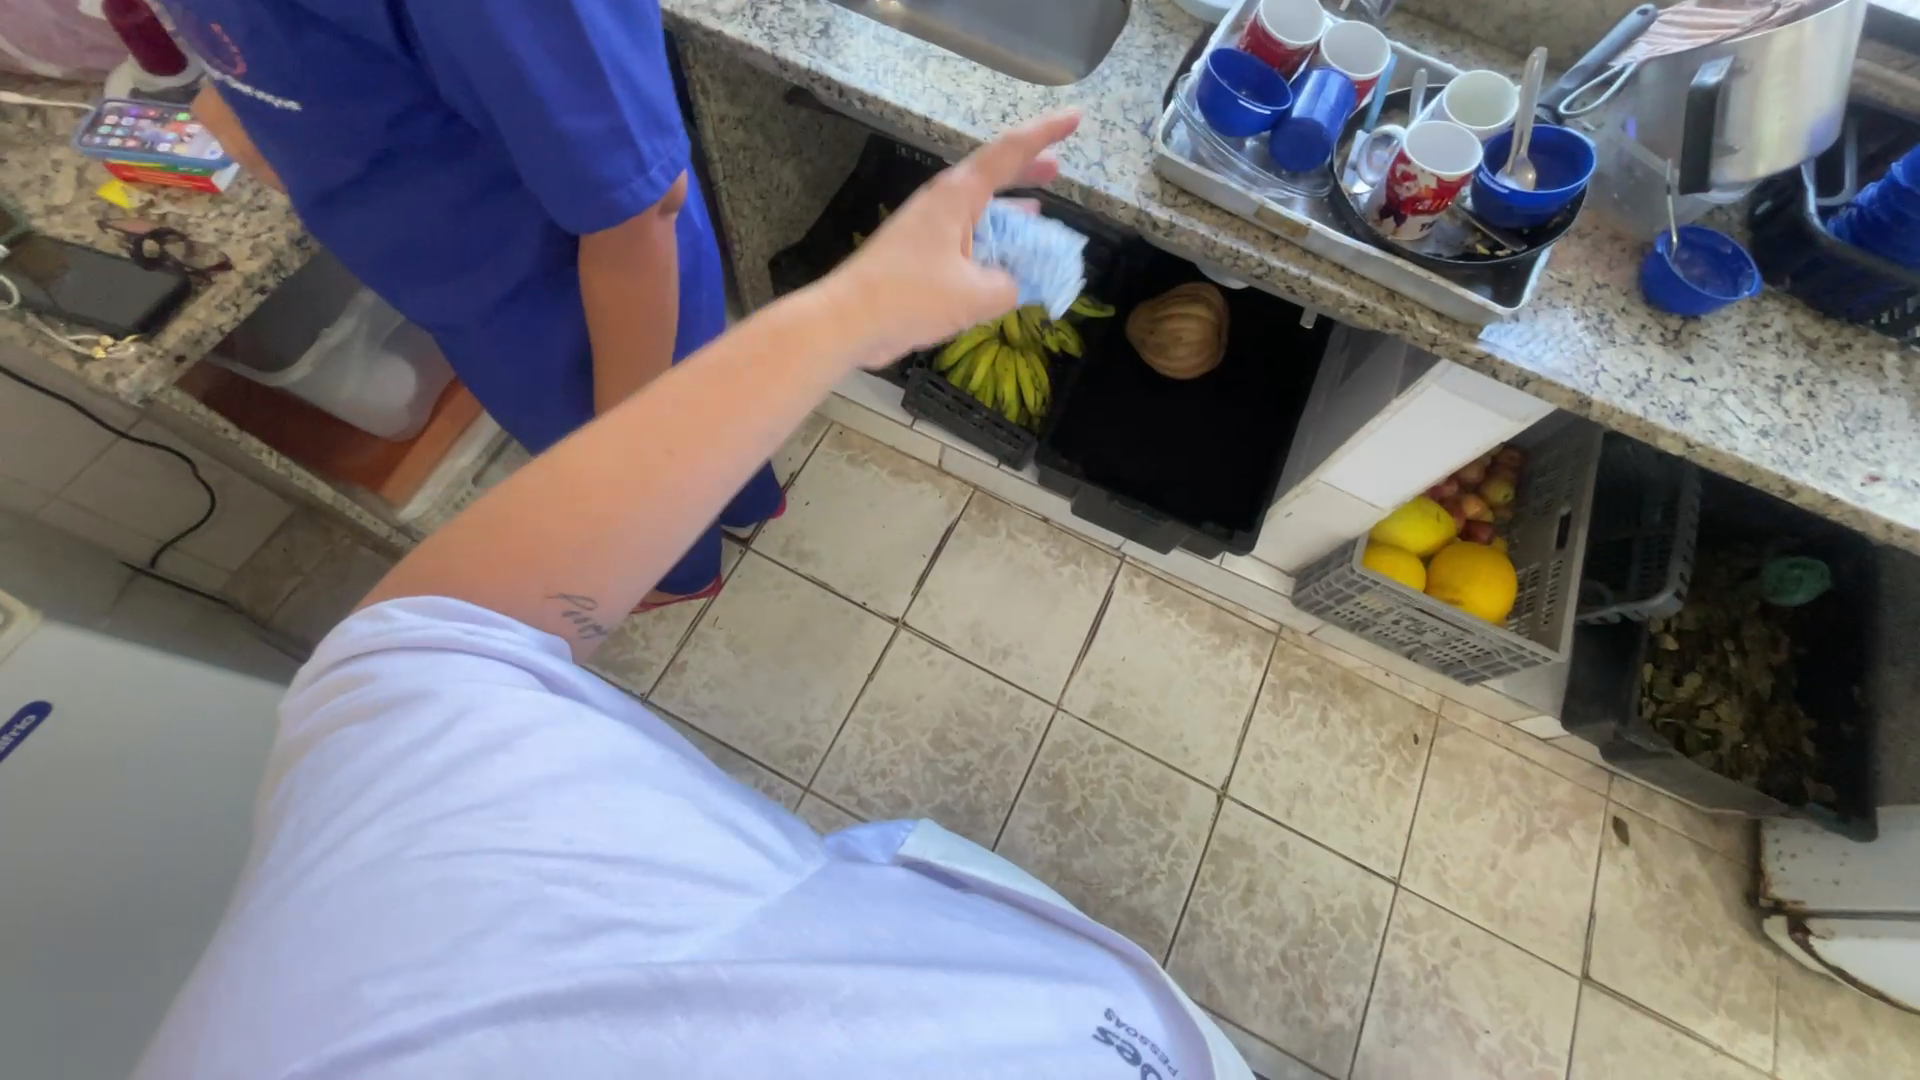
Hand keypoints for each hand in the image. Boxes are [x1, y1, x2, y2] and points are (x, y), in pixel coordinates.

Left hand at [826, 110, 1081, 366]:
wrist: (848, 321)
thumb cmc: (910, 298)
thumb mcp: (974, 295)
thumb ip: (1009, 286)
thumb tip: (1019, 284)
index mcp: (956, 198)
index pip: (1008, 154)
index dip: (1045, 135)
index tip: (1075, 119)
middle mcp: (941, 206)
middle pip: (991, 178)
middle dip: (1027, 172)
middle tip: (1058, 169)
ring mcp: (927, 232)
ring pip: (978, 215)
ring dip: (1009, 218)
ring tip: (1037, 220)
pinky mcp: (917, 260)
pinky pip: (964, 245)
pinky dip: (989, 249)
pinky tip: (1000, 266)